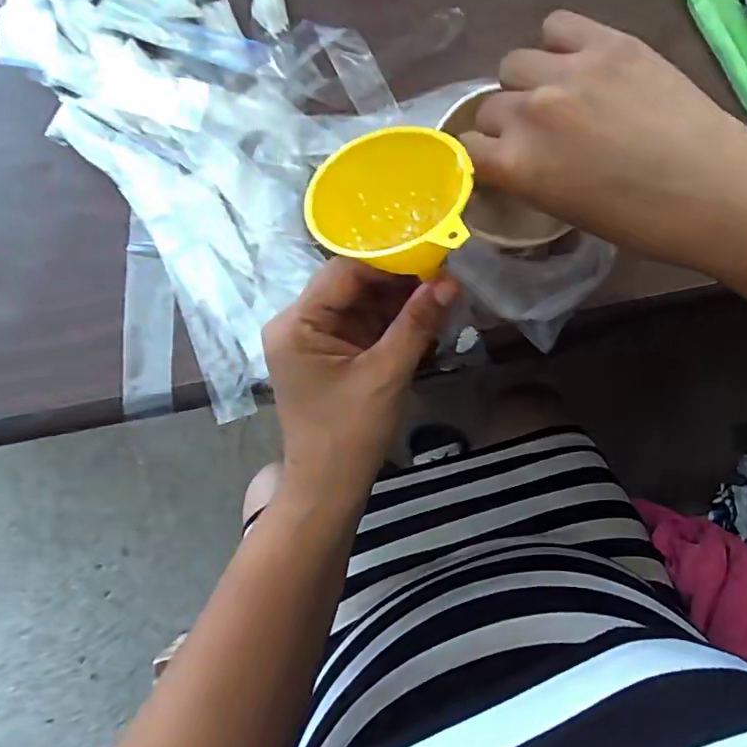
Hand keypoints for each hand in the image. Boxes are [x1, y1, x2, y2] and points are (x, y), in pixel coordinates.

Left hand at [263, 258, 457, 492]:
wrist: (329, 488)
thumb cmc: (349, 433)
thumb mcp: (386, 374)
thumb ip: (416, 324)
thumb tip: (449, 282)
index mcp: (297, 323)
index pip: (344, 272)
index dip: (389, 261)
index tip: (432, 258)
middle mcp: (300, 323)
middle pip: (354, 285)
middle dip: (399, 283)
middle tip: (445, 277)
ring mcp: (316, 339)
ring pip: (364, 304)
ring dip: (402, 303)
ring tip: (444, 297)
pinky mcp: (333, 355)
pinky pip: (366, 327)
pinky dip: (395, 324)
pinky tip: (428, 320)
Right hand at [458, 11, 746, 271]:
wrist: (718, 194)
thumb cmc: (644, 224)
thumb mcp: (569, 212)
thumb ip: (532, 177)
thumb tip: (517, 157)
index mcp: (519, 166)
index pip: (466, 148)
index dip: (481, 156)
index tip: (497, 161)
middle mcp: (532, 111)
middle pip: (488, 104)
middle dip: (506, 122)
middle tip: (540, 134)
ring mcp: (570, 71)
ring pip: (515, 61)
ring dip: (529, 81)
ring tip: (562, 94)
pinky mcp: (610, 43)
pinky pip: (557, 24)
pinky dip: (559, 43)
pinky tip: (581, 63)